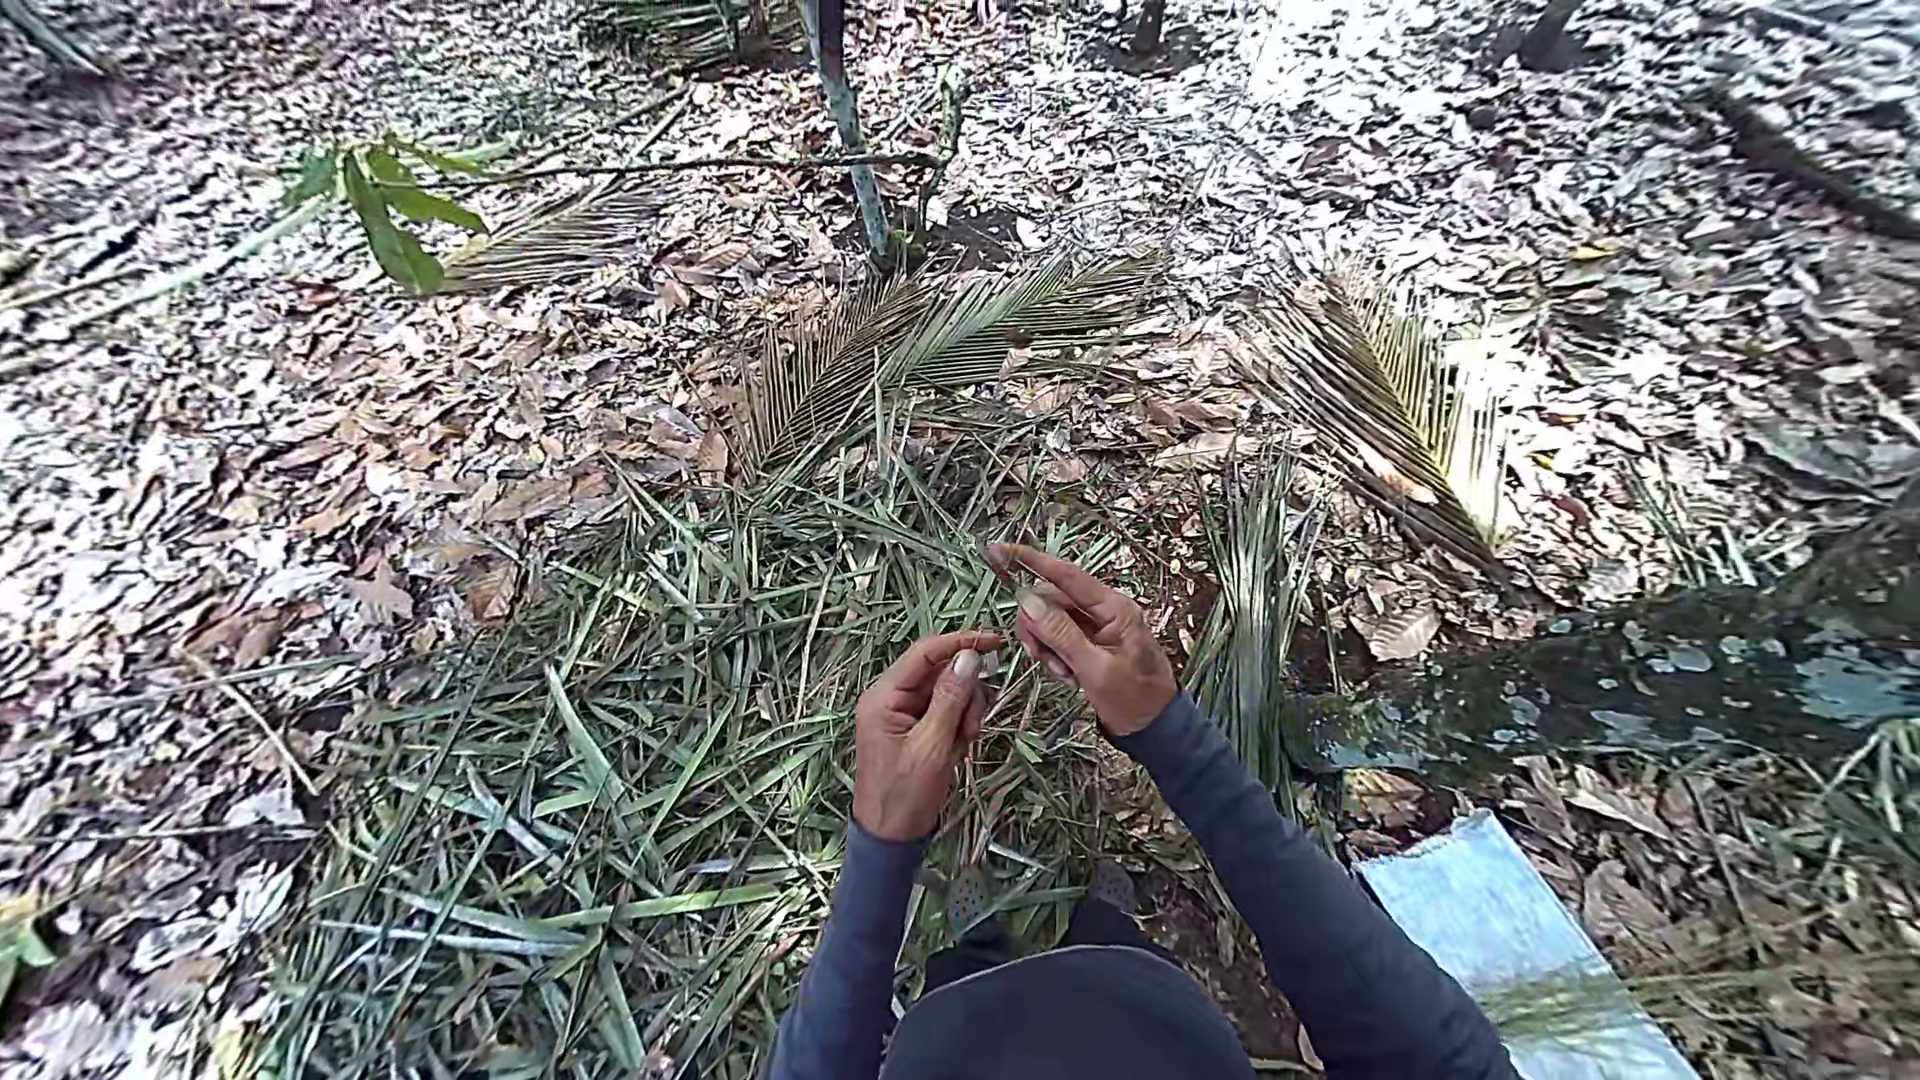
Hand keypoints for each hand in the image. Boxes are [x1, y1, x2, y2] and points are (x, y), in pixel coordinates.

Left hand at [853, 631, 1001, 841]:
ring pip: (949, 690)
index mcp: (884, 695)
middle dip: (965, 692)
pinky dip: (960, 723)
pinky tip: (959, 746)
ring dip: (966, 711)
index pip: (925, 652)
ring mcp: (905, 711)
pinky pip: (947, 709)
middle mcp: (893, 697)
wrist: (891, 838)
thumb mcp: (932, 746)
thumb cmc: (905, 795)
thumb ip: (951, 699)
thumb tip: (969, 657)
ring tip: (965, 741)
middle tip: (973, 724)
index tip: (994, 640)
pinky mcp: (918, 726)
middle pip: (941, 671)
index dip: (960, 641)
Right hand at [988, 543, 1175, 736]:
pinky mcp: (1086, 641)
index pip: (1066, 575)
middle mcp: (1102, 610)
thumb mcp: (1096, 670)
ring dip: (1045, 646)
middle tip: (1043, 657)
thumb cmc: (1135, 699)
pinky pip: (1055, 637)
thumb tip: (1027, 601)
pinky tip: (1068, 675)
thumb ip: (1061, 634)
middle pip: (1050, 600)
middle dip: (1038, 627)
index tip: (1000, 550)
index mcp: (1113, 608)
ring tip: (1063, 672)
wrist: (1154, 729)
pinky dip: (1053, 655)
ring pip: (1048, 620)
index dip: (1031, 560)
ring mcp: (1093, 625)